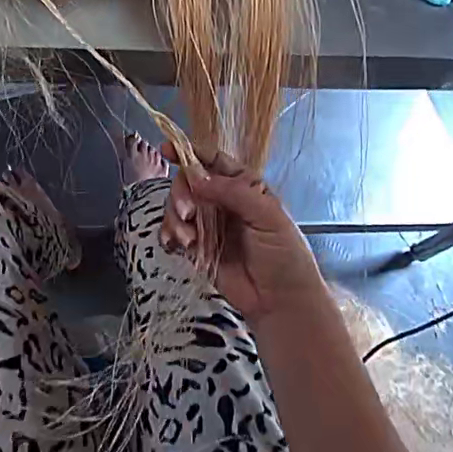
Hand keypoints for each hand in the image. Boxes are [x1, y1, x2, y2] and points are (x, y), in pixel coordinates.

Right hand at [160, 143, 327, 321]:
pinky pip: (173, 233)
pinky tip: (177, 245)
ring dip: (174, 218)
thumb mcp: (268, 216)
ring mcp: (209, 226)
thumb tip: (198, 178)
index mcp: (243, 187)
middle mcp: (223, 202)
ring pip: (177, 207)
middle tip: (187, 213)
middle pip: (189, 183)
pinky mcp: (198, 249)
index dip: (191, 152)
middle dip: (181, 193)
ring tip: (187, 239)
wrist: (281, 301)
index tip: (168, 150)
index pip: (214, 161)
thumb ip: (234, 193)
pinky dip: (169, 235)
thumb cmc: (284, 255)